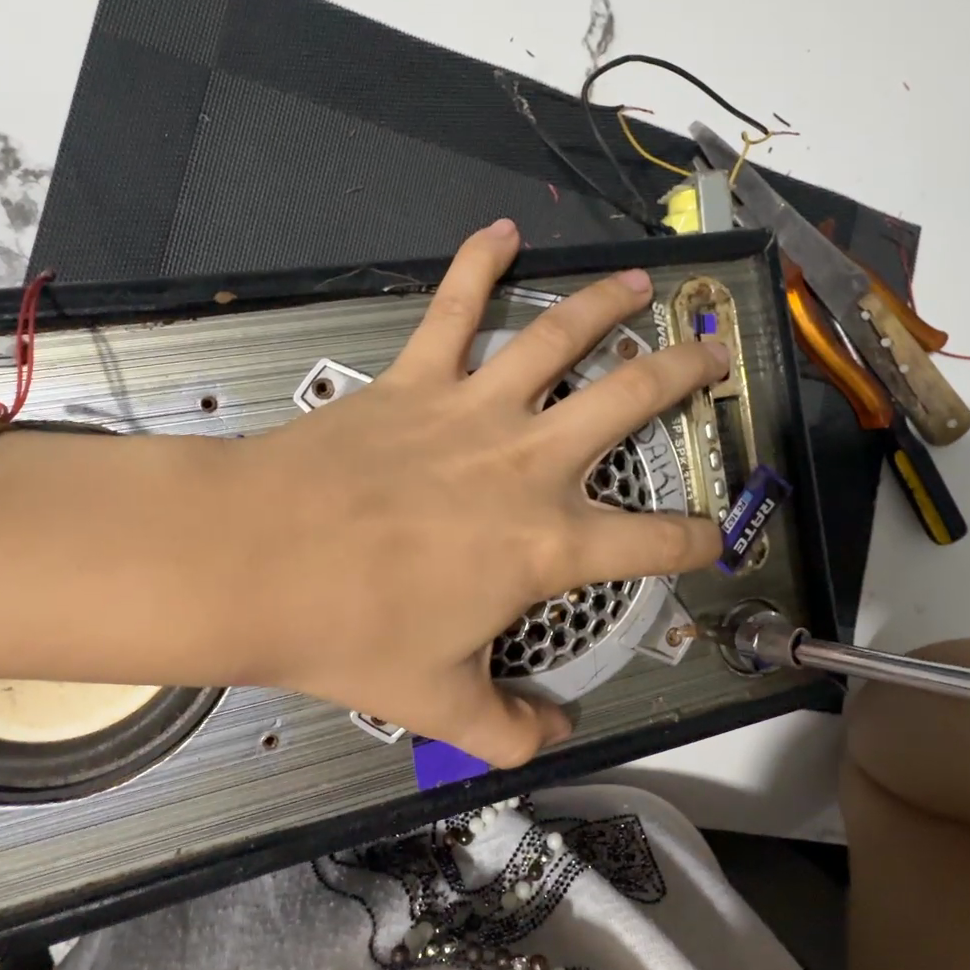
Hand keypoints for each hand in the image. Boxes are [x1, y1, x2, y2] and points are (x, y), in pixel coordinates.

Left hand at [215, 219, 728, 767]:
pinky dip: (479, 262)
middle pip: (632, 402)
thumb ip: (508, 729)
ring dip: (608, 304)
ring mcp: (475, 410)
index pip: (654, 541)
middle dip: (686, 375)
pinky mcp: (417, 378)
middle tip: (715, 355)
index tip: (715, 538)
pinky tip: (501, 229)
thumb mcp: (438, 701)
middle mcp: (530, 464)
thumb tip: (551, 739)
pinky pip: (456, 307)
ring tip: (642, 283)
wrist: (254, 563)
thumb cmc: (351, 632)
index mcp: (547, 544)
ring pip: (560, 338)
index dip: (698, 541)